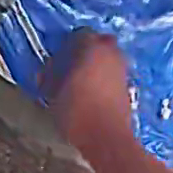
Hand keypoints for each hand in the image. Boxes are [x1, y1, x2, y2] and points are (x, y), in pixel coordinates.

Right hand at [42, 29, 132, 157]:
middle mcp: (112, 54)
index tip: (56, 59)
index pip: (79, 35)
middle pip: (98, 44)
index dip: (66, 46)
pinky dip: (104, 81)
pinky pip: (113, 77)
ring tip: (80, 83)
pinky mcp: (127, 88)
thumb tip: (45, 75)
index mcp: (92, 48)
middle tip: (70, 67)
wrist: (107, 138)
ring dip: (96, 66)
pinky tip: (92, 95)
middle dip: (86, 52)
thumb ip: (50, 80)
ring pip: (108, 60)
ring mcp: (123, 71)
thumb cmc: (77, 113)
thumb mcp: (54, 96)